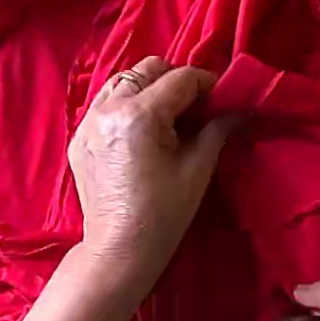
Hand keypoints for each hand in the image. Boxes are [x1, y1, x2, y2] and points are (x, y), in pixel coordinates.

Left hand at [70, 56, 234, 289]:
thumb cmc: (164, 214)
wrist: (120, 251)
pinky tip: (141, 133)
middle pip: (147, 69)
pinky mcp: (79, 139)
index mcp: (140, 115)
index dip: (207, 84)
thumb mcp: (198, 170)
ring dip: (148, 90)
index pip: (180, 78)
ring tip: (167, 119)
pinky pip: (105, 105)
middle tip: (195, 108)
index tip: (222, 99)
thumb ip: (217, 130)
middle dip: (176, 81)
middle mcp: (108, 109)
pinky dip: (127, 107)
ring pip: (122, 82)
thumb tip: (240, 110)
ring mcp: (87, 123)